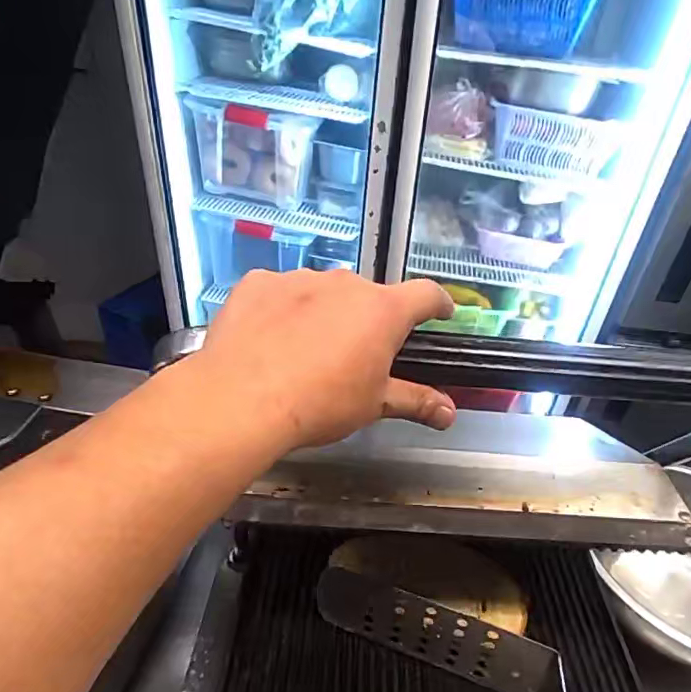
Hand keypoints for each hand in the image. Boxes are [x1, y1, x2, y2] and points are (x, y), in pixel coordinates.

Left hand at [193, 269, 456, 448]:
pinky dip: (281, 308)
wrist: (241, 400)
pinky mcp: (257, 283)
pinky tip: (268, 338)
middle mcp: (344, 284)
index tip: (440, 312)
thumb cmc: (319, 404)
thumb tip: (448, 413)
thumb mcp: (373, 405)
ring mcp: (298, 278)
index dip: (437, 303)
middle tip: (353, 355)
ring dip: (323, 312)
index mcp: (382, 311)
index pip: (425, 294)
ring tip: (305, 350)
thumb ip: (414, 401)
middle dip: (366, 320)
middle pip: (367, 296)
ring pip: (322, 291)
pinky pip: (279, 291)